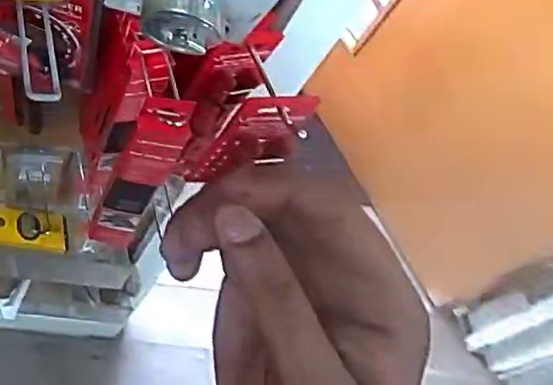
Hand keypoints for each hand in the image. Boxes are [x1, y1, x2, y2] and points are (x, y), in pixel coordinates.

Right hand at [163, 167, 428, 384]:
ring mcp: (298, 269)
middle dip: (225, 201)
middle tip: (185, 230)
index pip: (327, 205)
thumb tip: (233, 214)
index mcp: (376, 288)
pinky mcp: (261, 278)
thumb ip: (279, 300)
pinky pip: (226, 236)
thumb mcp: (314, 379)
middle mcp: (338, 266)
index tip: (219, 200)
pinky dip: (196, 237)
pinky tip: (181, 258)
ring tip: (176, 252)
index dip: (271, 187)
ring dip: (202, 217)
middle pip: (280, 198)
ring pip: (246, 207)